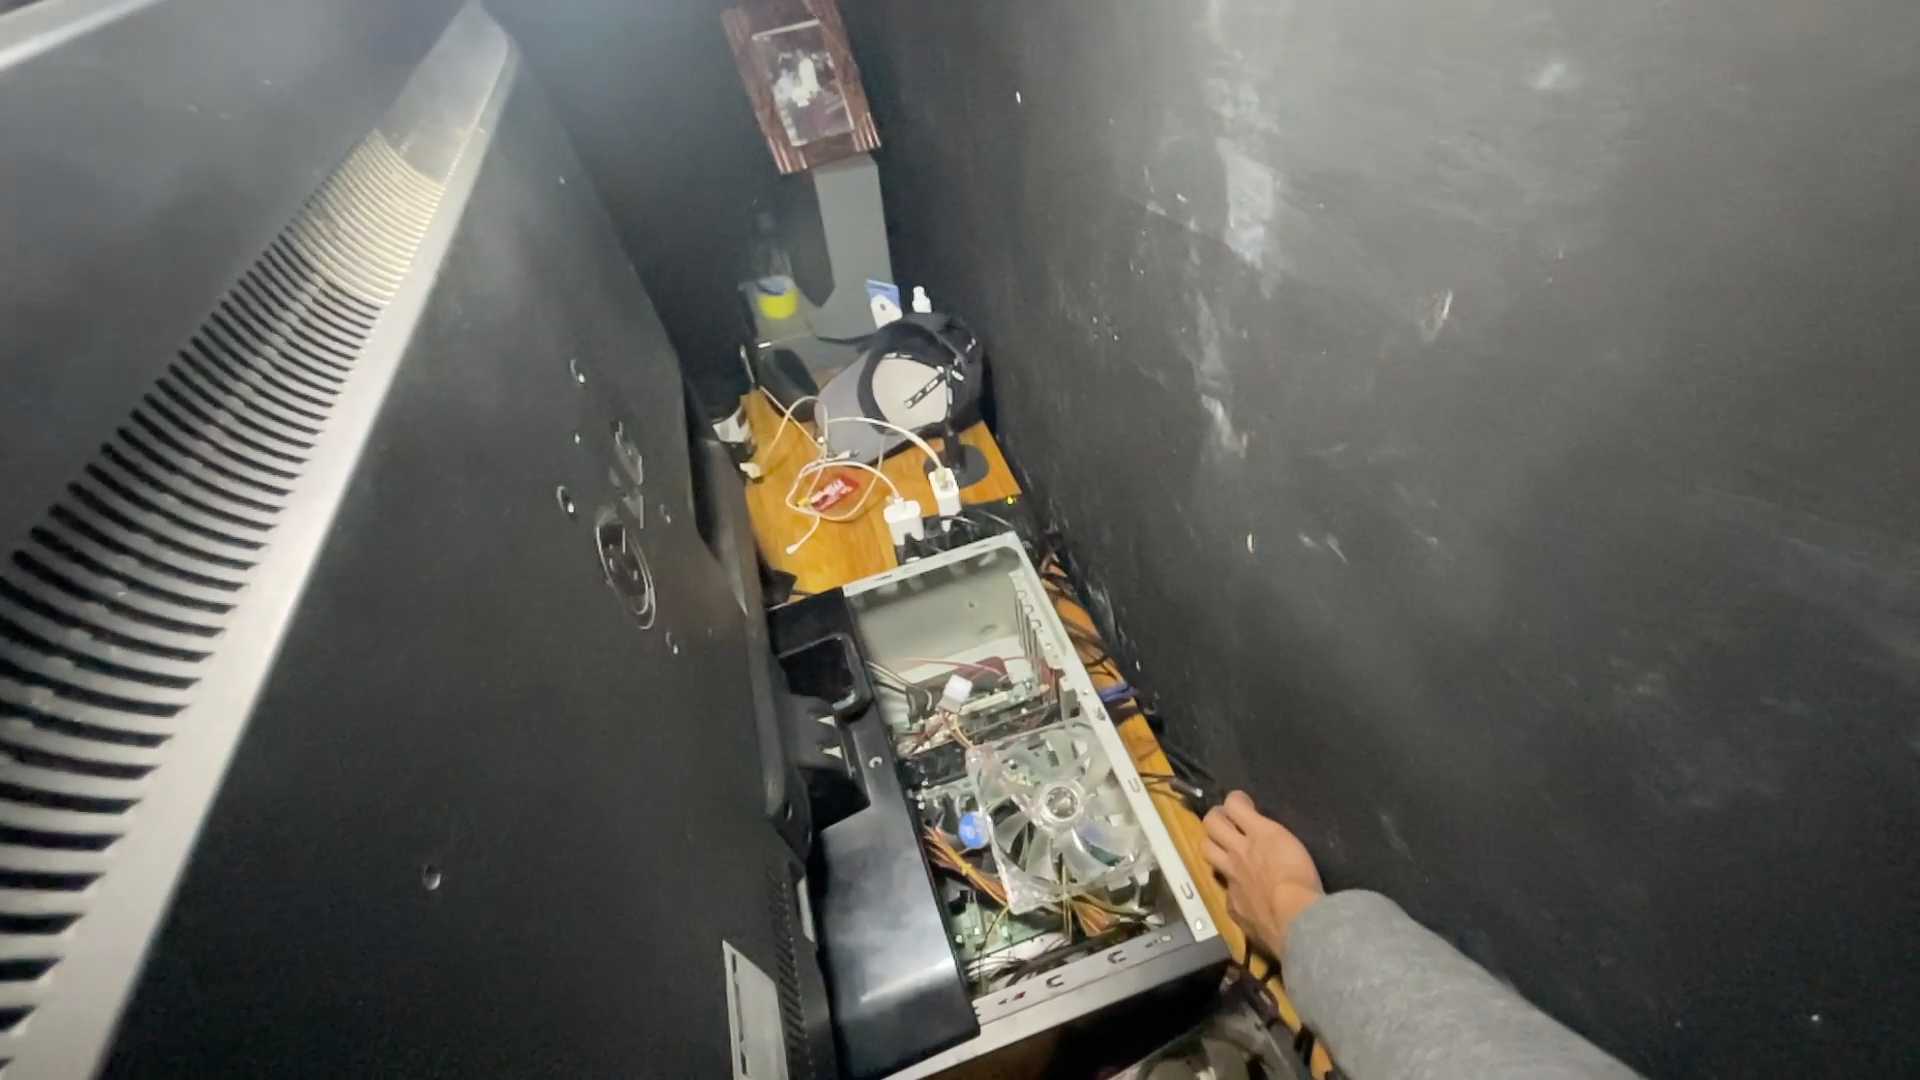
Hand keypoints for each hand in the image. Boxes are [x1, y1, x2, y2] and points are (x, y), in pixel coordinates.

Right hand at [1202, 791, 1324, 958]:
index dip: (1227, 871)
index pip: (1221, 879)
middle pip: (1205, 845)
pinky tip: (1244, 799)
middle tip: (1227, 833)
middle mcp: (1231, 871)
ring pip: (1213, 823)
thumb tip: (1253, 922)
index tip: (1237, 869)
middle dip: (1213, 839)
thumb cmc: (1285, 934)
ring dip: (1221, 817)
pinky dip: (1239, 801)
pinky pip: (1237, 806)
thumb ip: (1251, 919)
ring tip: (1232, 813)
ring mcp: (1240, 848)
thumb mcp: (1261, 933)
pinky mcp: (1258, 829)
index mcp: (1234, 900)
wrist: (1294, 917)